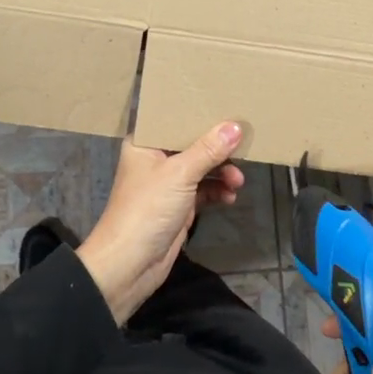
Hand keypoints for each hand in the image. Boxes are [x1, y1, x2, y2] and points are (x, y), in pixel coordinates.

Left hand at [75, 122, 245, 324]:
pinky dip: (217, 192)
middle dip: (217, 148)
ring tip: (238, 180)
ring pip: (200, 169)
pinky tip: (231, 196)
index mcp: (145, 143)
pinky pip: (203, 191)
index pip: (174, 119)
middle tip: (243, 148)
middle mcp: (154, 159)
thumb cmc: (148, 208)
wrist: (129, 265)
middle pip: (191, 144)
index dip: (198, 114)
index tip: (226, 108)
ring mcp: (166, 184)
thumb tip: (236, 126)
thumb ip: (209, 150)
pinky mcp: (177, 207)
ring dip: (221, 172)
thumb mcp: (180, 174)